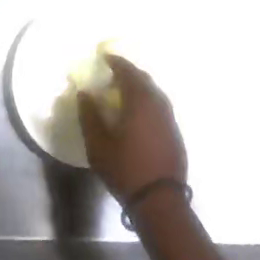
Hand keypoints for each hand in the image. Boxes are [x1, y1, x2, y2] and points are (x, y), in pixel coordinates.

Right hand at [78, 54, 187, 204]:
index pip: (128, 73)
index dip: (116, 62)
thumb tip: (84, 94)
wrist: (160, 202)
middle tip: (113, 72)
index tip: (105, 57)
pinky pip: (161, 107)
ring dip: (140, 87)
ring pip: (156, 94)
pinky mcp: (175, 135)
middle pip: (145, 80)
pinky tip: (139, 112)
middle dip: (129, 72)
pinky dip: (148, 100)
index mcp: (140, 103)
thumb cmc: (125, 169)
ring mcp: (170, 121)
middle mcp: (158, 106)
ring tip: (125, 90)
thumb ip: (89, 115)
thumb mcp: (97, 144)